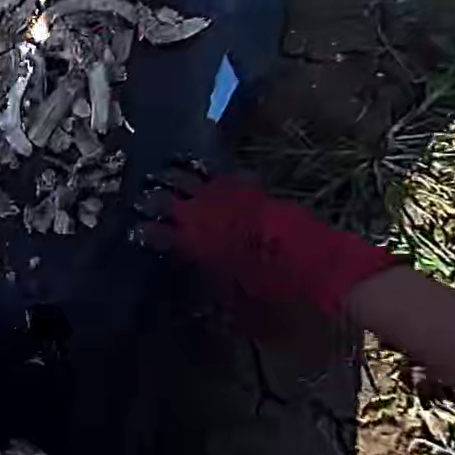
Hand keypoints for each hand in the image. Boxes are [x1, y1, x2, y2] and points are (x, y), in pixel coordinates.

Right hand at [135, 167, 397, 316]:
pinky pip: (224, 175)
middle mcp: (203, 215)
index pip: (158, 232)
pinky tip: (208, 171)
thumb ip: (207, 273)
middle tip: (141, 192)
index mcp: (194, 241)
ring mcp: (225, 198)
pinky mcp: (249, 190)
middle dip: (151, 196)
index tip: (135, 228)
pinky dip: (213, 173)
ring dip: (175, 174)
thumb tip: (193, 277)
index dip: (146, 230)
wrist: (318, 264)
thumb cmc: (271, 284)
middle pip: (166, 199)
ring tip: (164, 168)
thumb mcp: (231, 287)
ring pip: (189, 179)